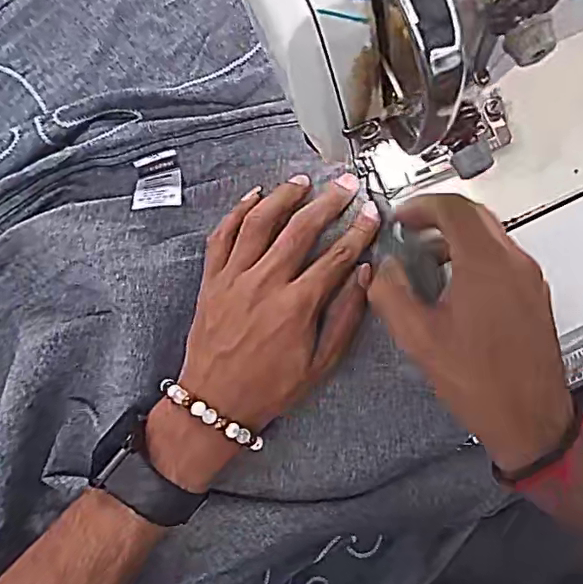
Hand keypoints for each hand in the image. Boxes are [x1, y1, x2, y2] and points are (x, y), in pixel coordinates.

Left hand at [146, 173, 379, 490]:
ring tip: (301, 182)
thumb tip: (363, 277)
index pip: (336, 256)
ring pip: (259, 222)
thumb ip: (345, 317)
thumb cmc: (268, 387)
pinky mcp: (212, 280)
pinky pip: (222, 235)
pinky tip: (253, 197)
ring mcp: (234, 278)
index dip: (358, 231)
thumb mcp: (320, 364)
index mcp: (295, 306)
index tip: (370, 214)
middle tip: (343, 186)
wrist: (215, 402)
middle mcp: (264, 284)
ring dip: (283, 197)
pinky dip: (237, 211)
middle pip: (300, 229)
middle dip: (328, 202)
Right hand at [365, 193, 573, 473]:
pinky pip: (503, 259)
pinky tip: (454, 283)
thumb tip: (383, 270)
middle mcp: (514, 264)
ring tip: (427, 257)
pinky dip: (475, 256)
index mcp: (486, 265)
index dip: (421, 205)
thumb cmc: (483, 384)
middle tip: (412, 229)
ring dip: (457, 236)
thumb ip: (392, 294)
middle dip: (438, 216)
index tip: (403, 216)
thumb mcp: (418, 338)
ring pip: (491, 236)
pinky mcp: (534, 297)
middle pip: (475, 215)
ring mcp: (529, 280)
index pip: (454, 208)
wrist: (529, 418)